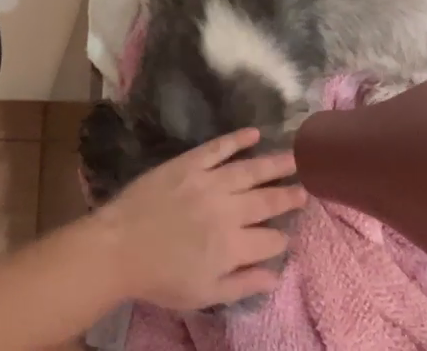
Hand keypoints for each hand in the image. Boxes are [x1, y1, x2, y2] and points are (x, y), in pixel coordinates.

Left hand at [89, 127, 308, 310]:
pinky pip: (218, 147)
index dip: (282, 239)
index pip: (271, 240)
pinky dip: (237, 139)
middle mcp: (227, 210)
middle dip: (290, 195)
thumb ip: (243, 284)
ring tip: (295, 157)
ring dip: (275, 163)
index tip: (287, 235)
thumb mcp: (204, 294)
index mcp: (232, 246)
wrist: (118, 247)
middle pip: (268, 200)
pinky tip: (254, 132)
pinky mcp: (188, 163)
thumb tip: (276, 274)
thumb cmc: (160, 277)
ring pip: (250, 169)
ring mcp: (207, 182)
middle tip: (307, 187)